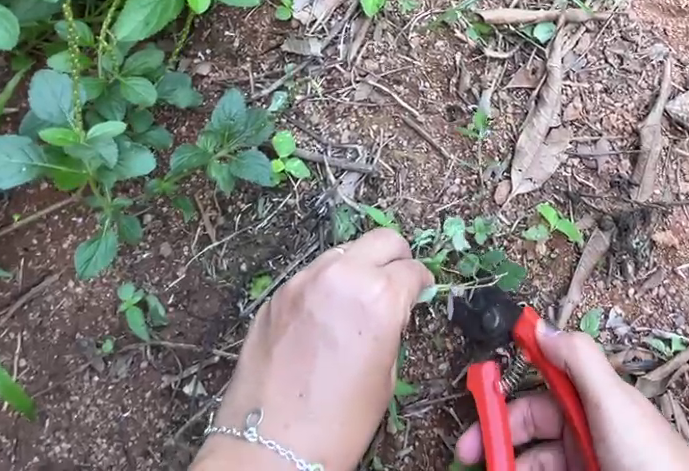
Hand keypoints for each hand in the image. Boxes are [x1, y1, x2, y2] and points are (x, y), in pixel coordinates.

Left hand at [192, 229, 431, 470]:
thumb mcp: (386, 375)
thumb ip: (391, 325)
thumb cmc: (339, 424)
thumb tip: (392, 308)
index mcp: (380, 296)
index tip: (420, 292)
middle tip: (395, 282)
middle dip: (395, 258)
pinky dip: (326, 285)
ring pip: (345, 251)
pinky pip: (312, 274)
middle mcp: (344, 276)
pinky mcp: (278, 294)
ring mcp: (305, 280)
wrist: (268, 450)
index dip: (421, 283)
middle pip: (383, 240)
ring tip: (355, 300)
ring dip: (358, 267)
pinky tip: (323, 317)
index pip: (413, 269)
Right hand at [455, 325, 688, 470]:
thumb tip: (541, 326)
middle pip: (528, 431)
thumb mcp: (613, 401)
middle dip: (497, 437)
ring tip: (492, 470)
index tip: (475, 399)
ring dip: (511, 464)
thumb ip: (579, 360)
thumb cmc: (650, 457)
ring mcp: (586, 464)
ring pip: (535, 463)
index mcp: (591, 402)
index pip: (538, 390)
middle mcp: (585, 433)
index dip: (505, 393)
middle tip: (468, 453)